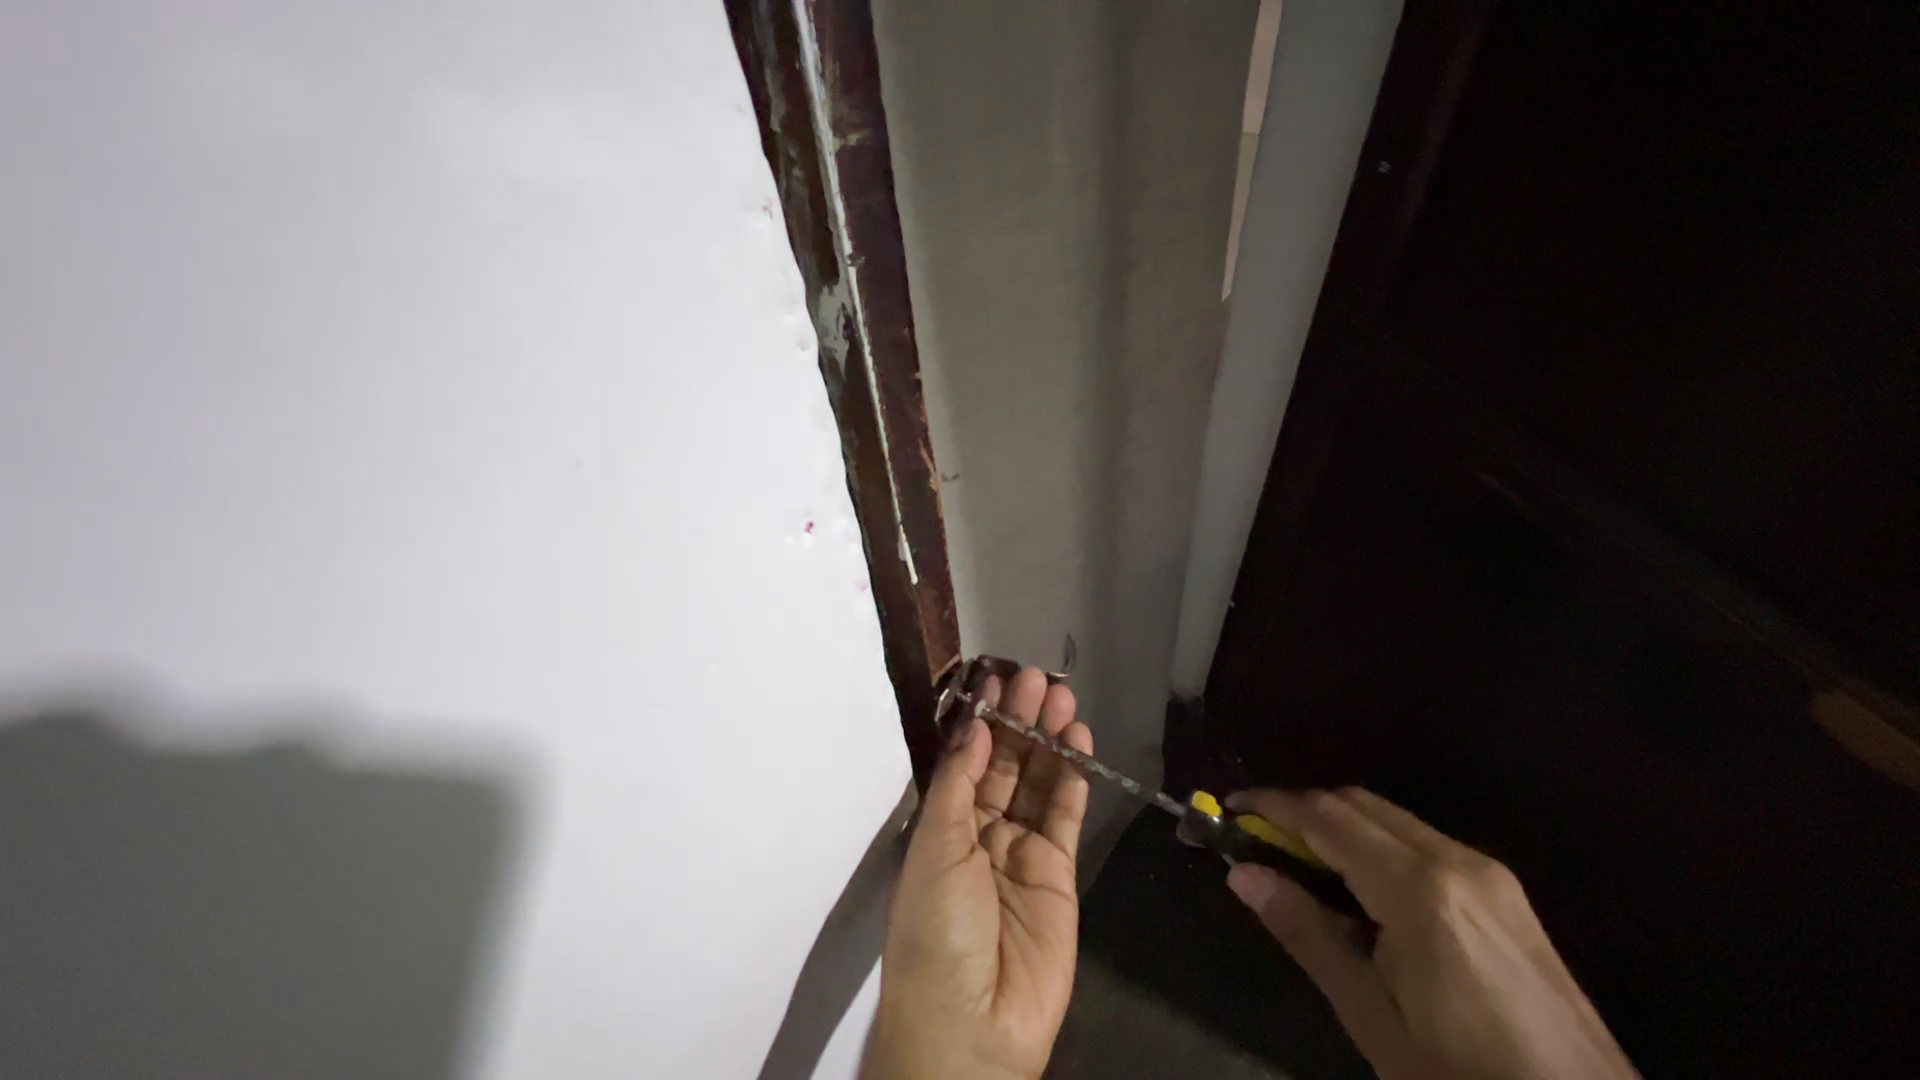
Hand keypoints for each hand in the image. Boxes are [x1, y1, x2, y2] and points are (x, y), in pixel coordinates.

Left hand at [861, 668, 1090, 1079]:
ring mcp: (1021, 853)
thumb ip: (959, 782)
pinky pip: (1066, 816)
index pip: (967, 761)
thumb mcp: (936, 848)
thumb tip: (975, 723)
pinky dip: (1075, 779)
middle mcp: (981, 834)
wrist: (972, 1021)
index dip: (983, 721)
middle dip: (1021, 722)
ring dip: (1051, 741)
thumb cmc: (936, 927)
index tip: (997, 679)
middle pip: (1007, 766)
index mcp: (942, 827)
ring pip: (1040, 784)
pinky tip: (1081, 741)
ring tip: (1063, 698)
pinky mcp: (1059, 873)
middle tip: (1037, 678)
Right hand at [1225, 787, 1637, 1079]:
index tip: (1229, 809)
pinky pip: (1422, 843)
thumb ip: (1306, 933)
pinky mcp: (1507, 894)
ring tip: (1299, 866)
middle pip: (1359, 804)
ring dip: (1339, 826)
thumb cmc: (1463, 1079)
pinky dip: (1376, 846)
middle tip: (1258, 842)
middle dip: (1302, 810)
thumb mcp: (1371, 1016)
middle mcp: (1456, 860)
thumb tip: (1243, 874)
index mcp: (1417, 888)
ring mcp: (1489, 874)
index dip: (1272, 804)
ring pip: (1392, 819)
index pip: (1327, 817)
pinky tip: (1360, 892)